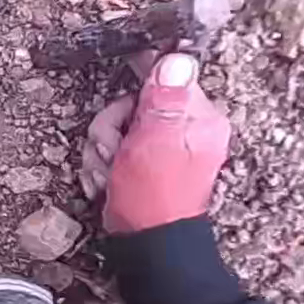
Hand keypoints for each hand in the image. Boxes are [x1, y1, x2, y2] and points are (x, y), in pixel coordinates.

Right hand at [86, 53, 231, 234]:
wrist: (147, 244)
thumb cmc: (152, 198)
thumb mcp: (155, 142)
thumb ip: (165, 99)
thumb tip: (177, 59)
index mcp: (199, 118)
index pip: (164, 78)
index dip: (137, 91)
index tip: (126, 116)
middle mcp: (185, 128)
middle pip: (134, 102)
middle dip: (112, 127)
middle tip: (114, 150)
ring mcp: (164, 145)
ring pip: (118, 124)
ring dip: (104, 147)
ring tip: (110, 170)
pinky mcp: (145, 160)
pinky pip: (115, 144)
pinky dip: (105, 162)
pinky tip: (108, 179)